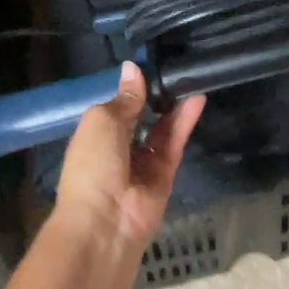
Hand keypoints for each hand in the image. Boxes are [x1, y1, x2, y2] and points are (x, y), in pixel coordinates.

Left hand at [52, 62, 206, 246]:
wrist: (104, 224)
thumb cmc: (92, 165)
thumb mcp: (102, 121)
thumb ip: (125, 99)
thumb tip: (132, 68)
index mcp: (95, 135)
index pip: (116, 107)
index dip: (132, 89)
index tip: (150, 64)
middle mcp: (118, 149)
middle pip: (141, 118)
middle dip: (155, 97)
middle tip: (176, 70)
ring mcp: (142, 164)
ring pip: (161, 130)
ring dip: (174, 106)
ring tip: (191, 78)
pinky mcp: (165, 176)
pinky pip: (175, 143)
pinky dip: (185, 122)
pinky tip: (197, 99)